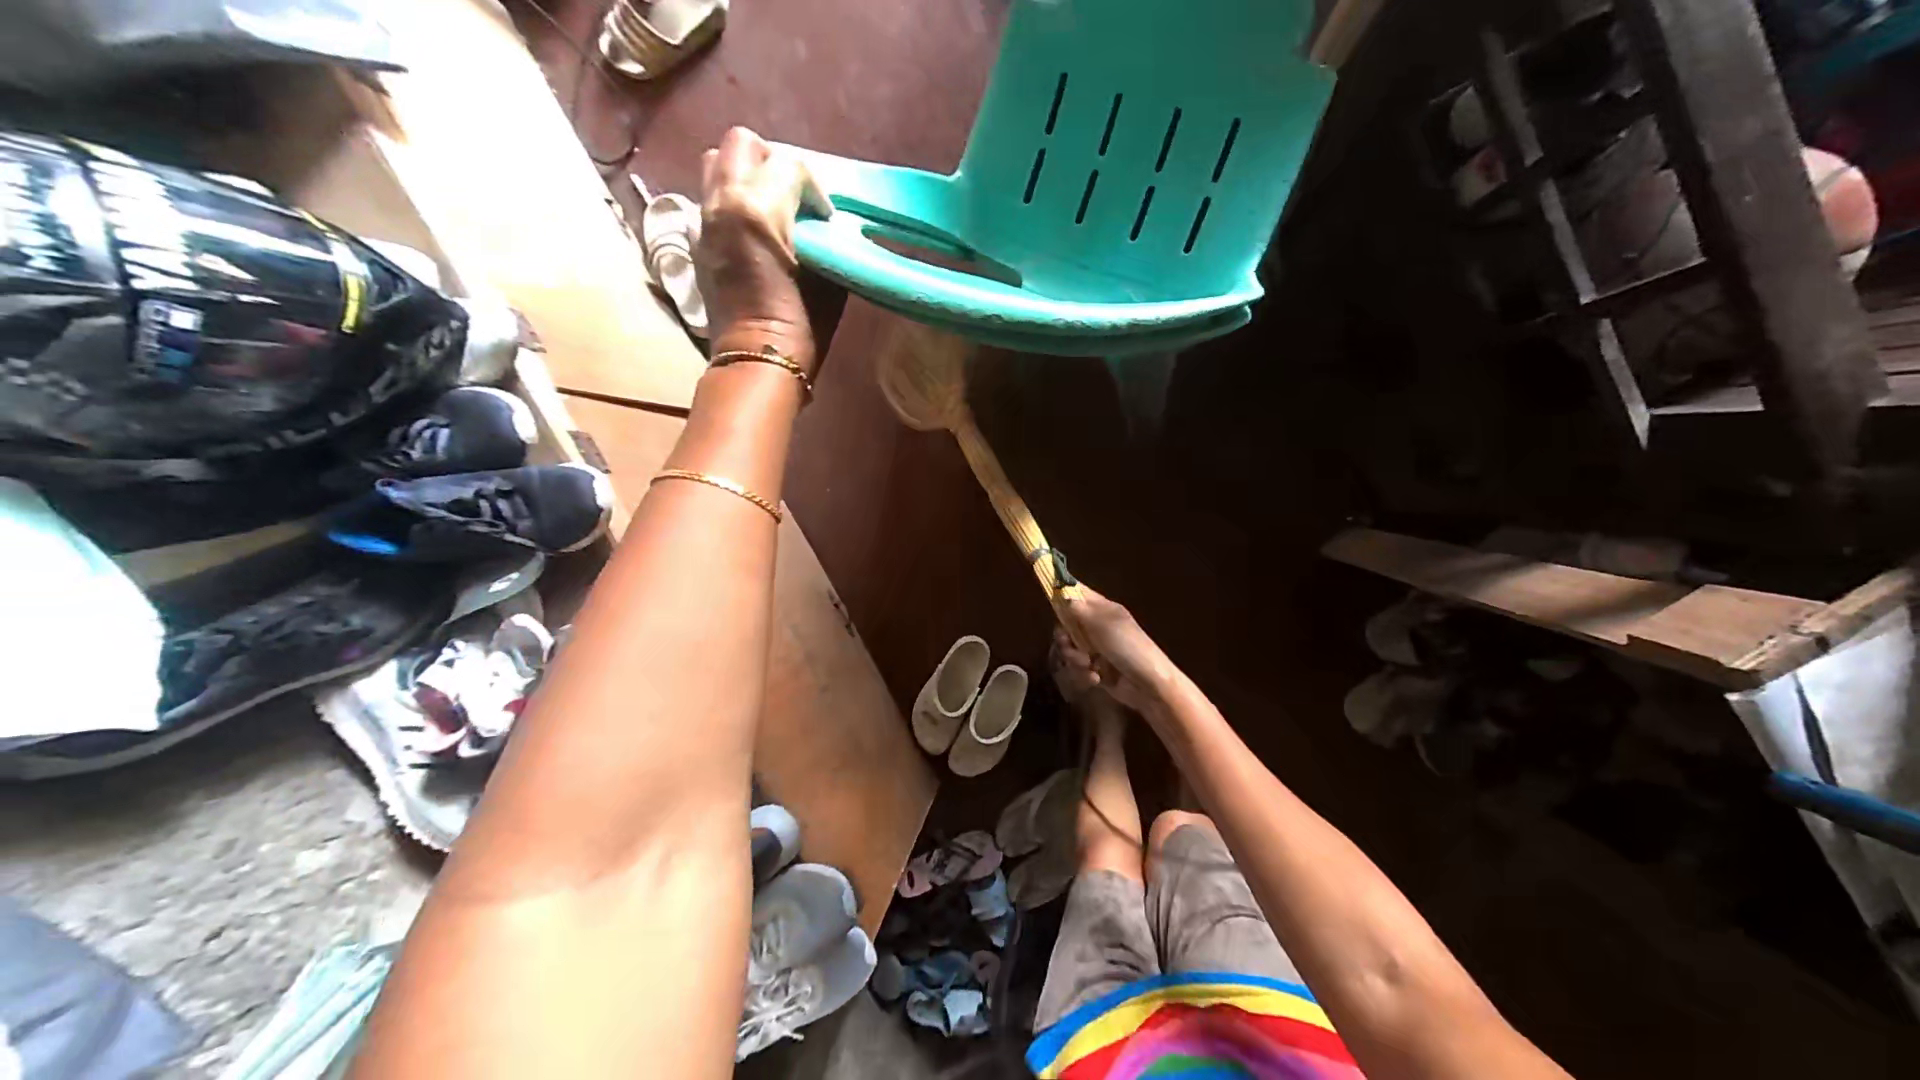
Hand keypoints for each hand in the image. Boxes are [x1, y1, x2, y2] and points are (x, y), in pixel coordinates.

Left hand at [695, 127, 831, 358]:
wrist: (758, 359)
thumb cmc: (802, 323)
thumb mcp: (826, 274)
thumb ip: (820, 233)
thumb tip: (818, 221)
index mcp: (757, 207)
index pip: (790, 165)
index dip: (814, 188)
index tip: (825, 217)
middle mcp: (722, 201)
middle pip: (742, 143)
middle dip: (770, 162)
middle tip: (790, 195)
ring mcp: (703, 220)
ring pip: (716, 164)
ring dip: (744, 176)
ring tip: (767, 206)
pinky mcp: (696, 240)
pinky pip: (710, 200)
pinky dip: (730, 204)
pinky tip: (750, 232)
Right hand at [1056, 587, 1180, 715]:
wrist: (1149, 685)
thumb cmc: (1128, 647)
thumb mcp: (1102, 624)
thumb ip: (1078, 608)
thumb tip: (1061, 591)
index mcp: (1102, 608)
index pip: (1077, 591)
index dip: (1061, 591)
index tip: (1046, 595)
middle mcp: (1097, 626)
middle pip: (1066, 623)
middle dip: (1064, 637)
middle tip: (1070, 644)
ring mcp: (1096, 648)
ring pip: (1069, 648)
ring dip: (1074, 658)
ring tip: (1088, 665)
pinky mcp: (1095, 669)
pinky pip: (1077, 668)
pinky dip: (1084, 674)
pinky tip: (1095, 678)